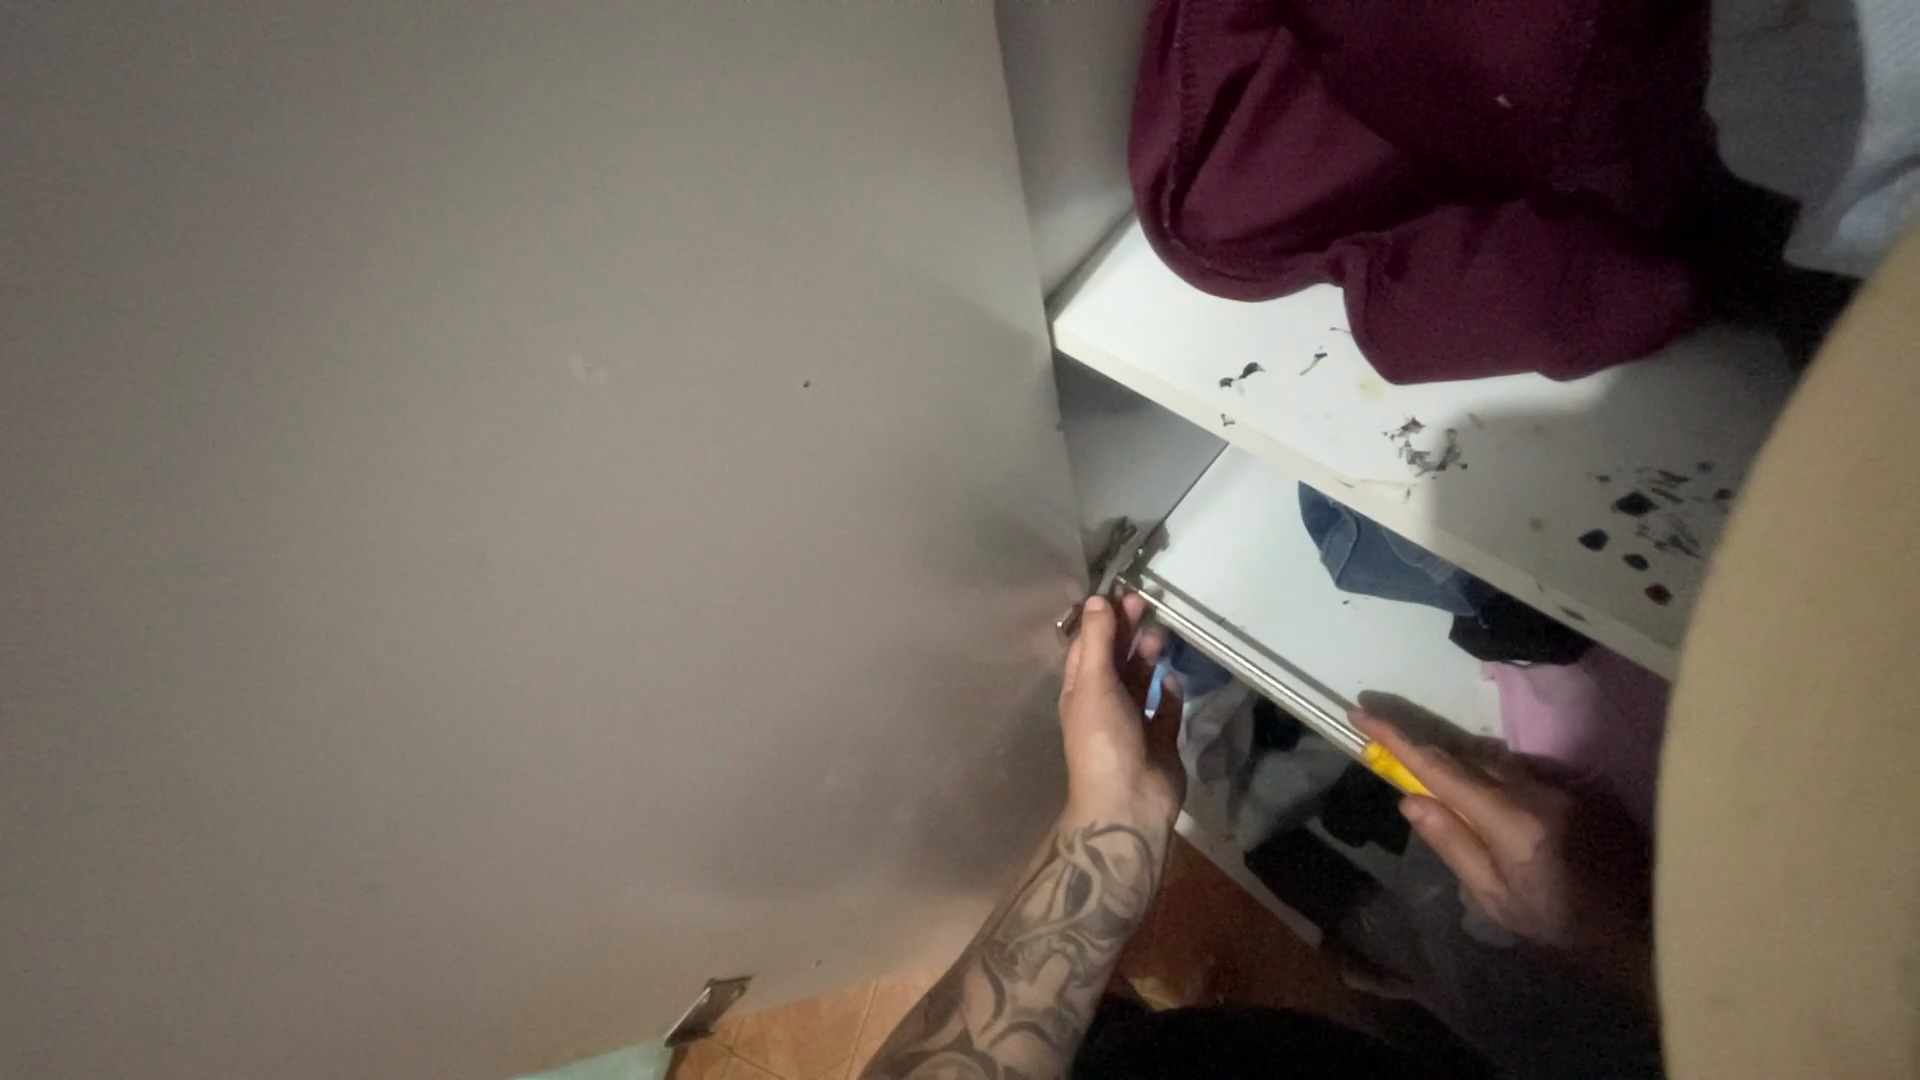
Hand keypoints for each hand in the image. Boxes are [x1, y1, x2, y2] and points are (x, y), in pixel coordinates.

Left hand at [1058, 593, 1184, 832]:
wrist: (1130, 801)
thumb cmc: (1104, 737)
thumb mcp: (1093, 683)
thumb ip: (1097, 641)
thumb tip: (1096, 599)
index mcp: (1081, 692)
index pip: (1088, 647)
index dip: (1102, 621)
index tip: (1121, 595)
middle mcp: (1104, 704)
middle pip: (1115, 660)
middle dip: (1127, 633)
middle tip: (1144, 604)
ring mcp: (1133, 723)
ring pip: (1140, 682)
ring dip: (1147, 658)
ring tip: (1159, 635)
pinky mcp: (1160, 741)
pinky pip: (1165, 711)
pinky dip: (1169, 694)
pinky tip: (1174, 679)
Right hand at [1353, 699, 1651, 992]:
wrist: (1650, 932)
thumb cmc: (1564, 924)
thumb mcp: (1496, 900)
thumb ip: (1453, 846)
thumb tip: (1412, 800)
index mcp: (1505, 817)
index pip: (1437, 766)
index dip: (1394, 737)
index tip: (1360, 714)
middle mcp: (1530, 790)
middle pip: (1459, 752)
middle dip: (1415, 740)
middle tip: (1378, 730)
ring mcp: (1554, 787)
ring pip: (1487, 757)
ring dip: (1449, 754)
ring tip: (1421, 760)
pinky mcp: (1571, 791)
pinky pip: (1511, 768)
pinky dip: (1481, 767)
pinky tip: (1474, 785)